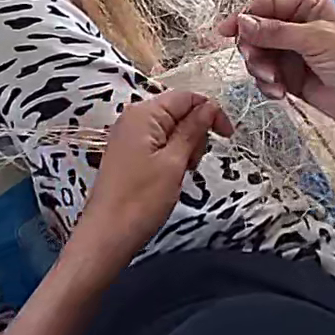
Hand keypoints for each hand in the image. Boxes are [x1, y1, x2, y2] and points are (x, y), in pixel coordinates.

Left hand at [71, 90, 230, 267]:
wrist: (106, 237)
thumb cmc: (141, 199)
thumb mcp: (174, 162)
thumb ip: (193, 129)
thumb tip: (210, 106)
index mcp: (144, 113)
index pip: (187, 97)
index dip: (211, 112)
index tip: (228, 136)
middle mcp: (135, 117)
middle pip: (179, 111)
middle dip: (196, 132)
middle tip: (193, 163)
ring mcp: (130, 135)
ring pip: (172, 128)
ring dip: (186, 146)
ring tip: (182, 172)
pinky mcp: (129, 152)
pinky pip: (160, 142)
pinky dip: (173, 155)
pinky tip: (172, 175)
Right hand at [214, 0, 334, 125]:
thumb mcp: (317, 38)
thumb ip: (276, 31)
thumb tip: (244, 22)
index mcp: (310, 9)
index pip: (269, 7)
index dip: (246, 18)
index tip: (227, 30)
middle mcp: (301, 30)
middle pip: (260, 34)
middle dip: (254, 49)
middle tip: (255, 61)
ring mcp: (297, 56)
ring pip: (261, 58)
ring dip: (262, 70)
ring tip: (275, 82)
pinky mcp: (295, 80)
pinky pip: (269, 79)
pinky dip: (269, 85)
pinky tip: (280, 92)